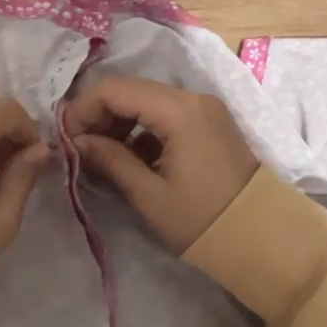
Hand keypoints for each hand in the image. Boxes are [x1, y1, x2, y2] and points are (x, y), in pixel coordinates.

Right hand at [62, 76, 258, 252]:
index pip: (114, 90)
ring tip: (100, 155)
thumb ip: (110, 159)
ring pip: (145, 99)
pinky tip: (128, 156)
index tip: (64, 138)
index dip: (82, 109)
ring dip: (117, 121)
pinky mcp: (208, 122)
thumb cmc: (201, 219)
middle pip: (129, 90)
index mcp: (178, 111)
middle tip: (78, 148)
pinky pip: (164, 113)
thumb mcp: (148, 194)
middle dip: (98, 114)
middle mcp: (192, 98)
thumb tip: (76, 141)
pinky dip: (140, 128)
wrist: (262, 236)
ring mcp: (203, 108)